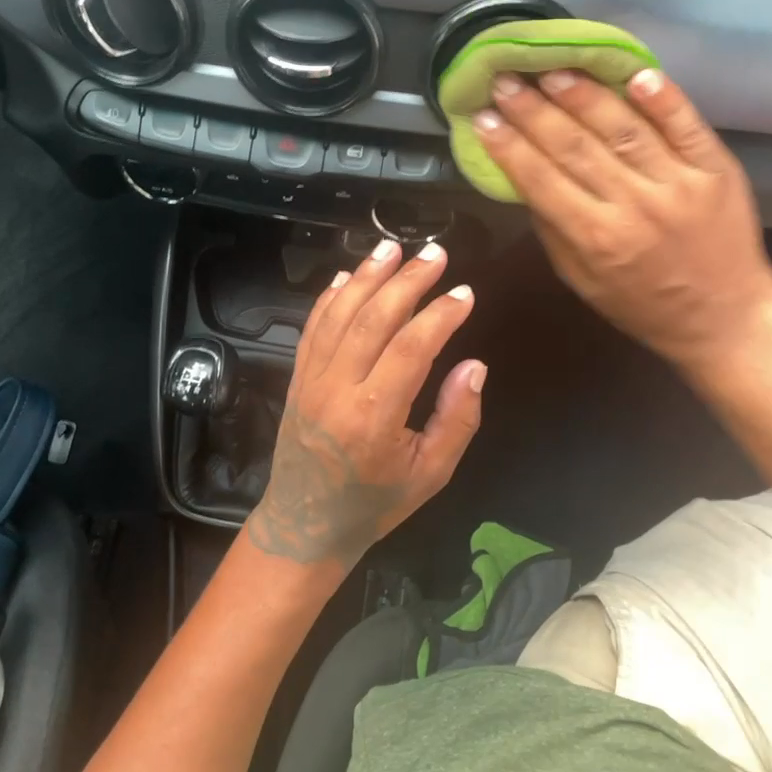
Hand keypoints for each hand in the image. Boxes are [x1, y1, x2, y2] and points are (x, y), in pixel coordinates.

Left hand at [247, 239, 485, 568]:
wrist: (305, 523)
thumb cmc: (375, 503)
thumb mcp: (430, 474)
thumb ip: (457, 420)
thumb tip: (475, 365)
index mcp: (374, 418)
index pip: (410, 348)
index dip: (439, 314)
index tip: (464, 293)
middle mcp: (337, 390)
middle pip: (372, 319)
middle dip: (407, 281)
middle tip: (435, 254)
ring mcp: (311, 380)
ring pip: (338, 315)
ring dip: (366, 276)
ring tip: (392, 248)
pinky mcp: (297, 378)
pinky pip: (312, 328)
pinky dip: (329, 298)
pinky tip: (347, 275)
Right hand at [474, 67, 771, 365]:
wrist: (724, 317)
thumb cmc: (641, 304)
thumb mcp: (581, 280)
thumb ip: (552, 229)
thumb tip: (522, 178)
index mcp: (596, 238)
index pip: (540, 180)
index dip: (507, 146)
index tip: (482, 117)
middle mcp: (634, 206)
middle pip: (575, 147)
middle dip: (533, 111)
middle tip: (505, 80)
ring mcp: (679, 184)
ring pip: (623, 129)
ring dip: (584, 96)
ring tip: (552, 69)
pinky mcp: (716, 169)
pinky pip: (686, 125)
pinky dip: (662, 98)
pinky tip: (634, 74)